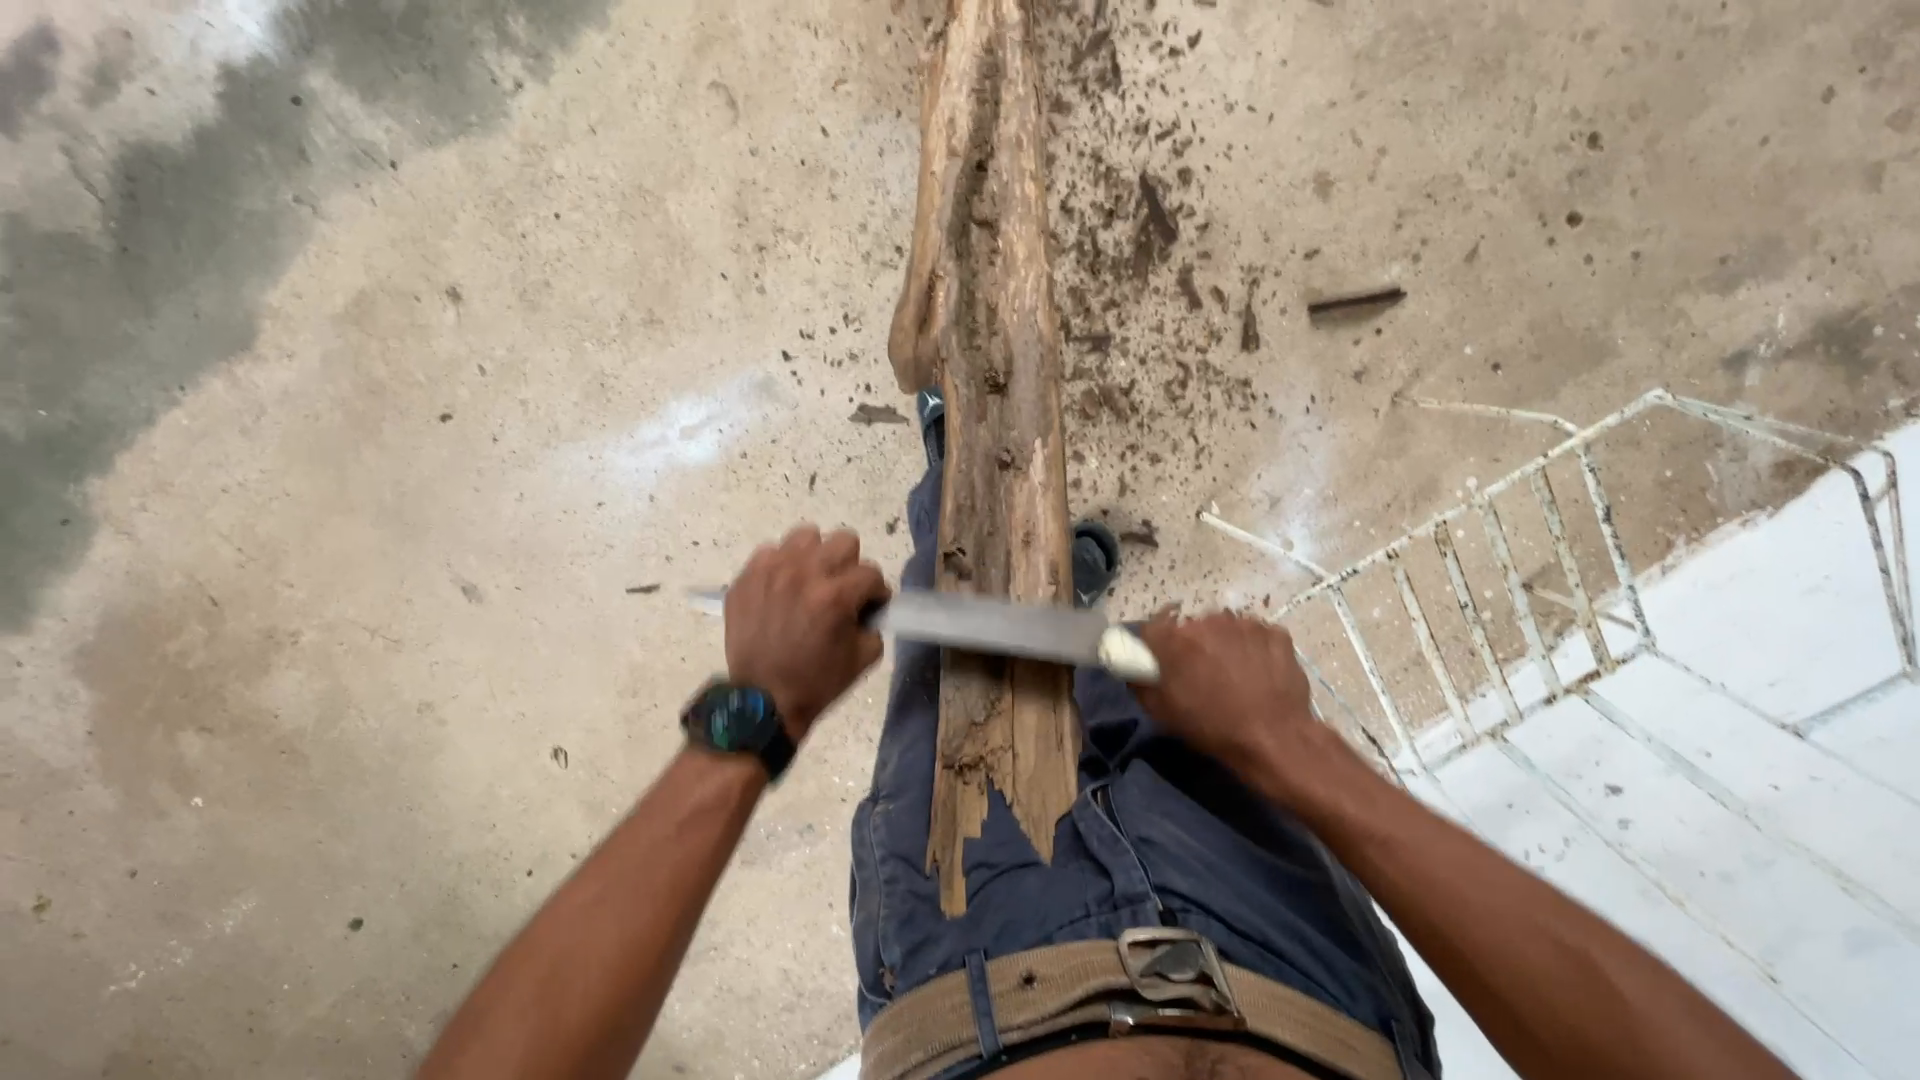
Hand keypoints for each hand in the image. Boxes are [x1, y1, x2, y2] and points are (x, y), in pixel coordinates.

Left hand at [724, 525, 890, 739]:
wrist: (764, 700)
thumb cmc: (817, 681)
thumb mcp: (864, 657)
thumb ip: (873, 622)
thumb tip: (868, 605)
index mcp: (835, 596)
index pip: (871, 573)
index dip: (876, 593)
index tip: (869, 607)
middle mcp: (804, 574)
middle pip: (843, 540)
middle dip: (849, 566)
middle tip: (841, 590)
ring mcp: (771, 571)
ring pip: (805, 537)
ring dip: (815, 557)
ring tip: (809, 582)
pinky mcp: (746, 578)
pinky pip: (770, 552)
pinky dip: (781, 567)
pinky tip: (782, 591)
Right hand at [1133, 612, 1358, 805]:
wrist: (1276, 739)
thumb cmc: (1213, 728)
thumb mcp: (1163, 713)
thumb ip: (1141, 683)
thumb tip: (1134, 669)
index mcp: (1176, 638)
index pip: (1152, 628)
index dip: (1155, 645)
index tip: (1162, 661)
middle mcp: (1208, 620)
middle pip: (1191, 626)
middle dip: (1193, 645)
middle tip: (1202, 673)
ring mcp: (1245, 624)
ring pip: (1225, 628)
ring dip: (1224, 644)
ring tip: (1235, 674)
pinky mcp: (1275, 632)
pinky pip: (1255, 635)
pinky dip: (1254, 649)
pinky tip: (1259, 673)